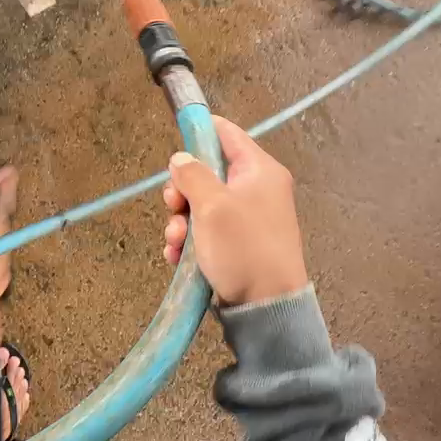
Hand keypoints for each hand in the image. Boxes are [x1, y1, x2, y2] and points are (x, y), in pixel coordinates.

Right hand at [162, 115, 308, 306]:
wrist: (266, 308)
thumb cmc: (243, 247)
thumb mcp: (211, 205)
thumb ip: (192, 174)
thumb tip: (180, 158)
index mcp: (259, 170)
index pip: (225, 133)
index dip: (197, 133)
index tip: (174, 149)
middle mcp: (255, 189)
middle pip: (205, 171)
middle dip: (181, 191)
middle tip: (174, 207)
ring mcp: (245, 217)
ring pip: (199, 203)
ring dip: (181, 221)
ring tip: (177, 241)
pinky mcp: (236, 243)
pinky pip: (205, 230)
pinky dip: (189, 240)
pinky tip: (178, 256)